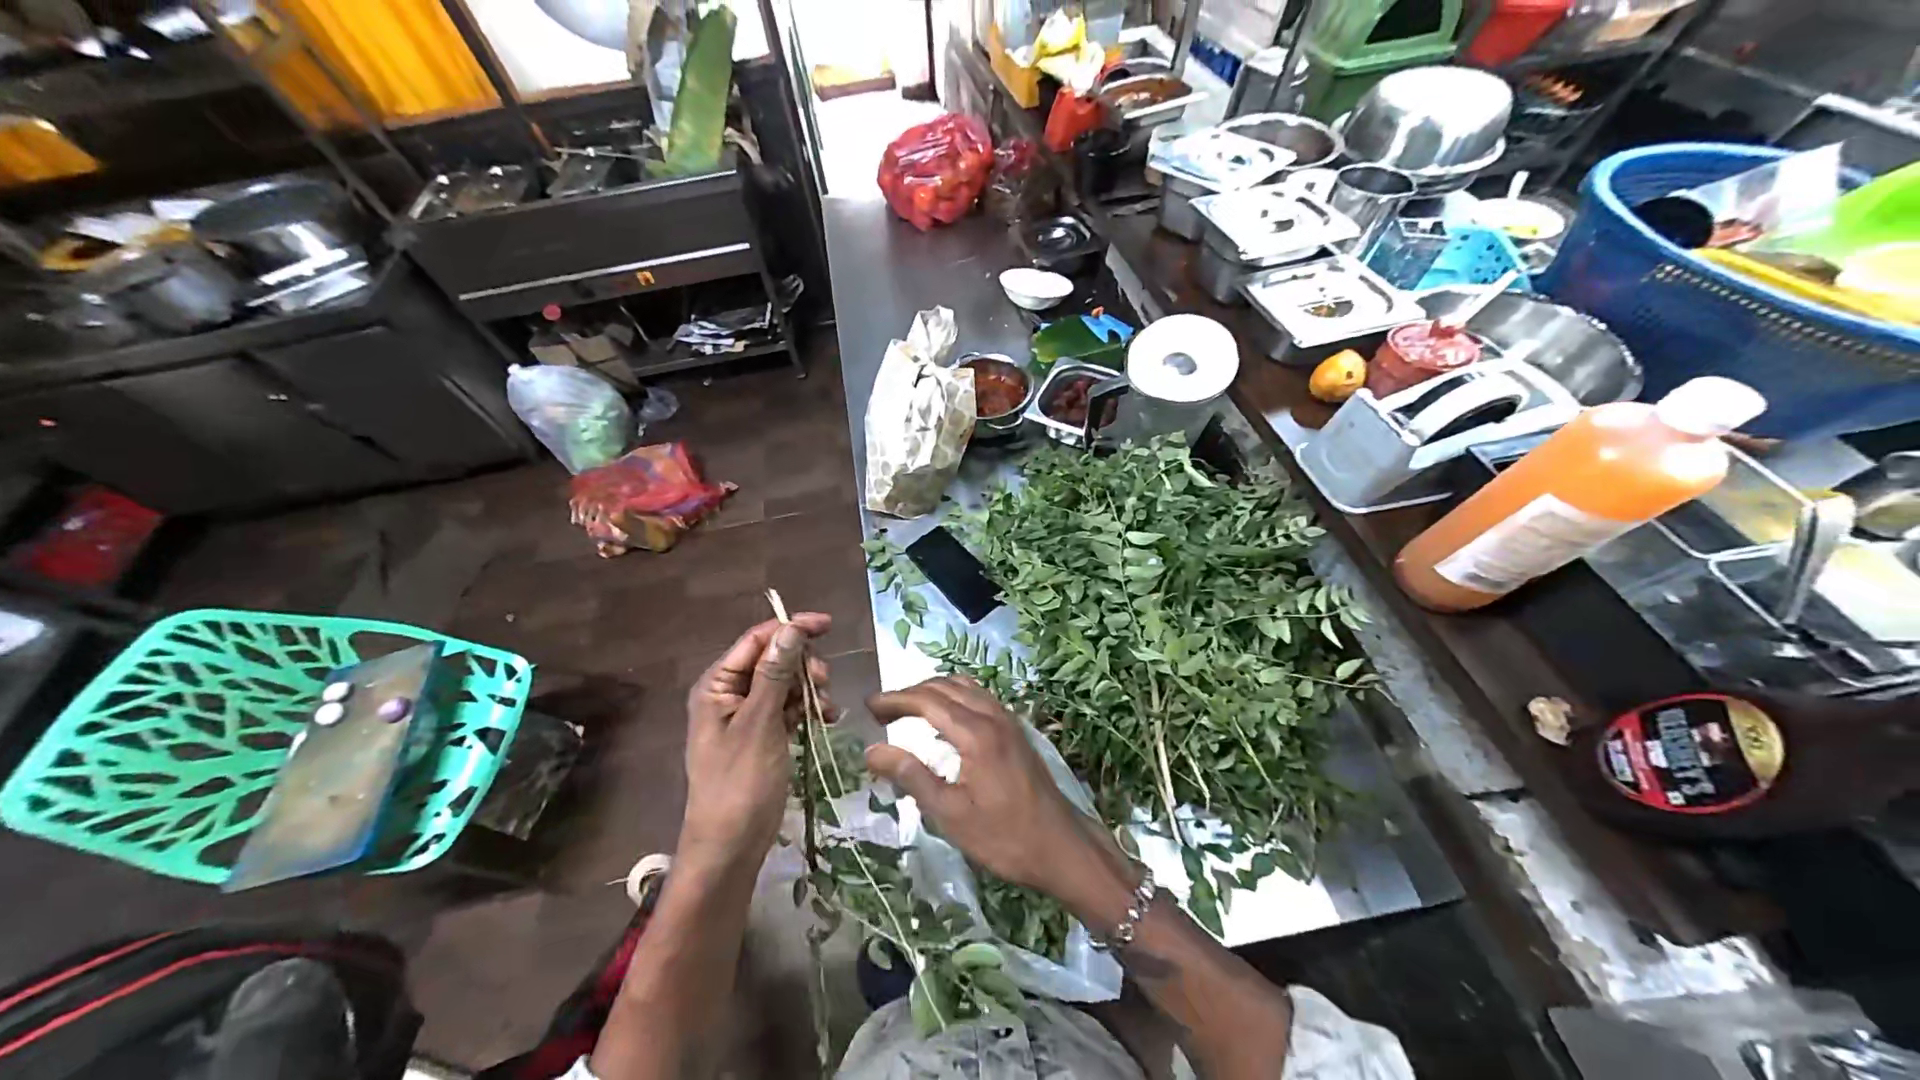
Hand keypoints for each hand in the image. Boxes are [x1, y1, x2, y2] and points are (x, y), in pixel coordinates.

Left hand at [679, 613, 831, 874]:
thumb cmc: (740, 783)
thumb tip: (791, 628)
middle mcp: (729, 694)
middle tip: (823, 682)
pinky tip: (826, 720)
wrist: (730, 847)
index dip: (790, 627)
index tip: (827, 625)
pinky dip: (807, 709)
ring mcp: (747, 716)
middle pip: (773, 659)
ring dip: (809, 689)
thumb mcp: (759, 723)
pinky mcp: (763, 736)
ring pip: (785, 683)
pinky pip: (789, 708)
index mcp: (717, 685)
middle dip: (803, 664)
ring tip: (825, 710)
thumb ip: (775, 673)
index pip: (756, 640)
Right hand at [865, 677, 1134, 918]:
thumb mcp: (951, 814)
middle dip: (910, 693)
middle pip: (945, 687)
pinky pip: (980, 698)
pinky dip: (954, 698)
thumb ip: (911, 777)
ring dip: (934, 691)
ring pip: (965, 688)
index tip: (868, 707)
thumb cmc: (1004, 837)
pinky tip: (943, 721)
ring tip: (907, 709)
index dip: (895, 700)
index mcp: (976, 734)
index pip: (927, 701)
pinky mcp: (1017, 731)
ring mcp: (1009, 721)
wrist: (1062, 848)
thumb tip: (872, 750)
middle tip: (882, 710)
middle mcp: (994, 716)